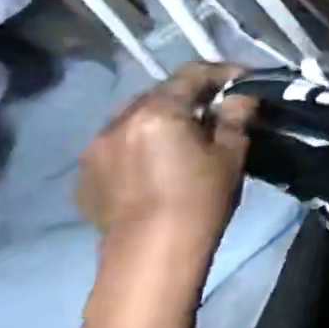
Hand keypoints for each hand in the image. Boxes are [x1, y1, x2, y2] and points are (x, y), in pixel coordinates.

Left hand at [77, 63, 256, 263]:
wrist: (151, 255)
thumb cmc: (200, 199)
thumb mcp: (231, 153)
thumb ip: (235, 116)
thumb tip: (239, 95)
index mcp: (157, 112)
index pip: (191, 74)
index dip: (221, 72)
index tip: (243, 81)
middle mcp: (118, 122)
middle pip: (159, 93)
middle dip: (189, 96)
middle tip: (217, 110)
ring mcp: (95, 148)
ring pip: (135, 117)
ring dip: (162, 118)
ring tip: (185, 136)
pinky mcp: (85, 174)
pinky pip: (117, 144)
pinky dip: (140, 142)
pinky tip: (158, 162)